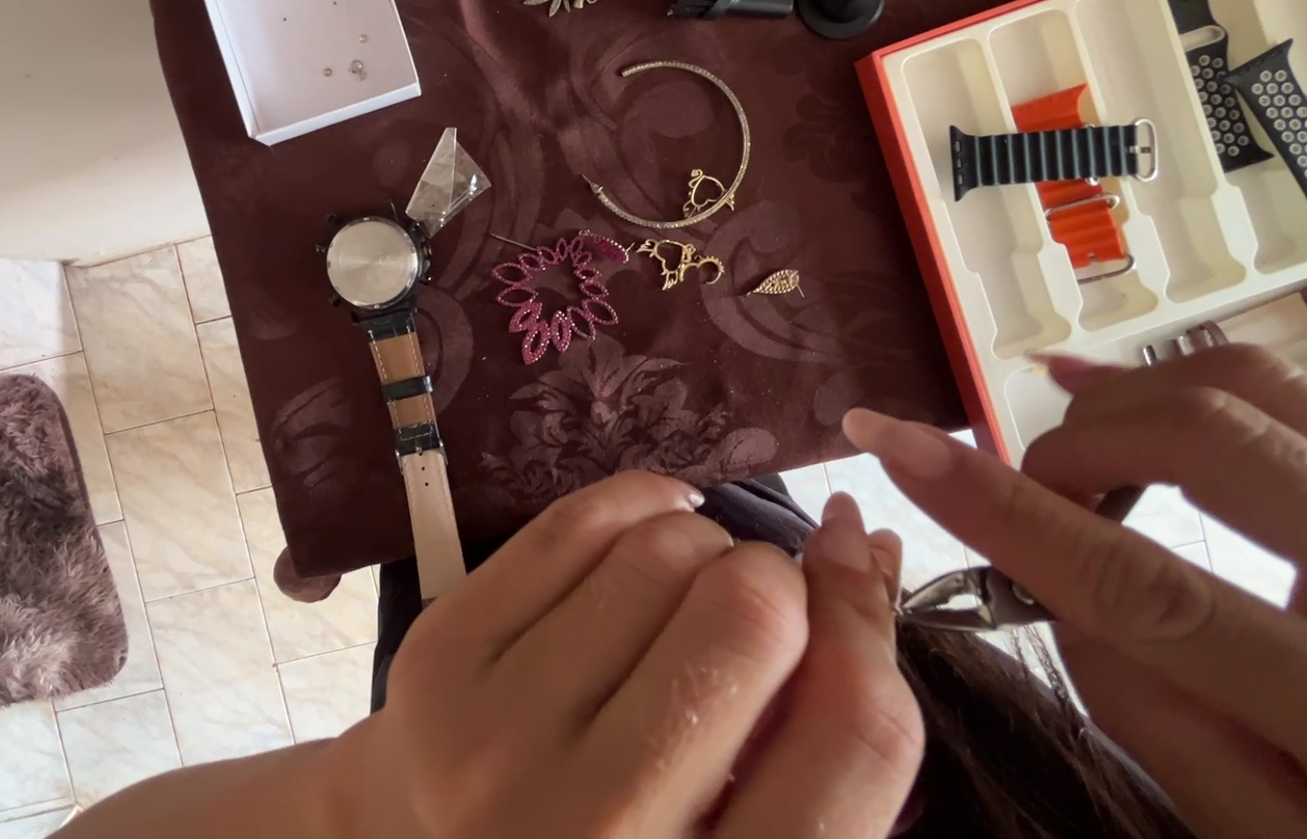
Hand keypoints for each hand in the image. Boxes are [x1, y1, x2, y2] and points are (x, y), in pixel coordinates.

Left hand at [329, 470, 920, 838]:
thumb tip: (861, 544)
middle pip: (749, 615)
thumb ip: (818, 719)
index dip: (866, 621)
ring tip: (685, 578)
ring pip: (661, 551)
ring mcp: (500, 739)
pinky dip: (635, 501)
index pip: (854, 729)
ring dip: (698, 542)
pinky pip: (574, 522)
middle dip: (771, 577)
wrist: (446, 837)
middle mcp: (599, 831)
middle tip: (749, 594)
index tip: (850, 561)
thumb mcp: (738, 825)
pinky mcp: (440, 658)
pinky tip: (648, 522)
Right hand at [844, 345, 1306, 837]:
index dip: (999, 508)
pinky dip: (1179, 379)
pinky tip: (1116, 401)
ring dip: (1121, 403)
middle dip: (1069, 450)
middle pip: (1208, 441)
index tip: (887, 440)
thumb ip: (1165, 728)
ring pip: (1257, 387)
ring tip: (1071, 451)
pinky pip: (1300, 391)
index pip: (1146, 591)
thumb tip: (1056, 588)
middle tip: (1036, 494)